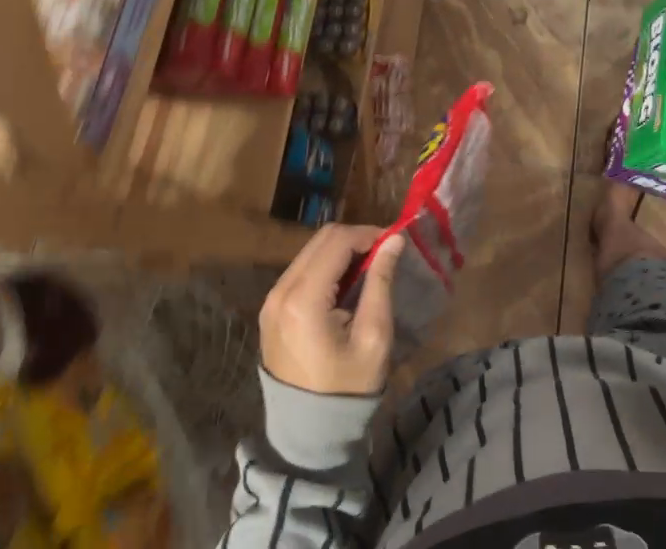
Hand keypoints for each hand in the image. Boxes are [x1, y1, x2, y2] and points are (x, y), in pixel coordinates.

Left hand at [260, 225, 406, 395]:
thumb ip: (381, 283)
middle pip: (320, 240)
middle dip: (355, 239)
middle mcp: (280, 291)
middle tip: (384, 254)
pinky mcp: (270, 309)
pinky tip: (344, 285)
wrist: (308, 431)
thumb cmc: (348, 387)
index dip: (368, 234)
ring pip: (308, 252)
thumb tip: (394, 240)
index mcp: (304, 300)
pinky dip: (324, 267)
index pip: (337, 241)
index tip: (395, 242)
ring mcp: (270, 300)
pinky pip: (299, 271)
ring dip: (339, 252)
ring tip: (368, 270)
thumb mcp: (373, 337)